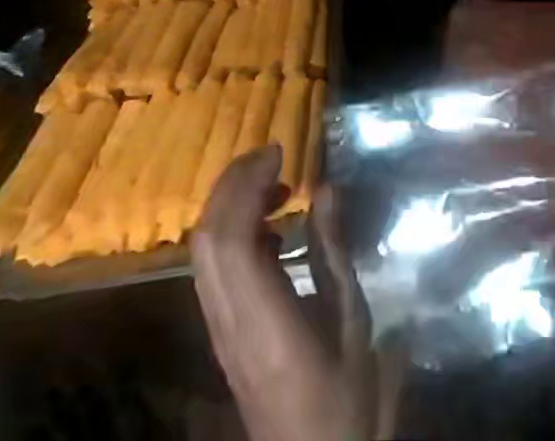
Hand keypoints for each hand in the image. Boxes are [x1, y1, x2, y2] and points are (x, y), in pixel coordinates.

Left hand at [191, 146, 375, 440]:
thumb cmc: (344, 400)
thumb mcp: (352, 325)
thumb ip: (333, 255)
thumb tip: (325, 191)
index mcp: (263, 320)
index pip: (231, 238)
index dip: (246, 184)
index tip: (278, 153)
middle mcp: (228, 319)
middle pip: (207, 236)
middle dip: (233, 183)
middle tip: (273, 158)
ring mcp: (218, 327)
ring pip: (203, 249)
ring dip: (230, 204)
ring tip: (276, 186)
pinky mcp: (220, 331)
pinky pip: (211, 265)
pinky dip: (231, 230)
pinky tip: (270, 230)